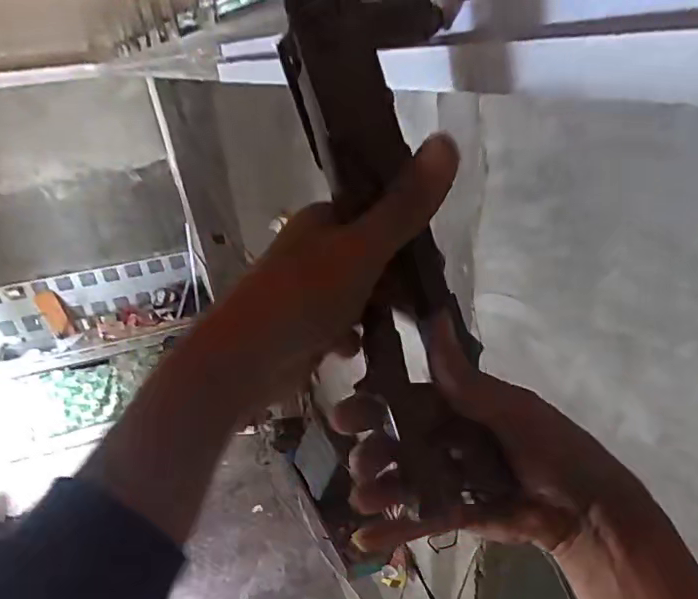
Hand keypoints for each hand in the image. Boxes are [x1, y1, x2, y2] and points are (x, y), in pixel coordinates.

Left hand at [182, 133, 460, 417]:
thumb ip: (405, 207)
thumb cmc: (304, 297)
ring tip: (404, 331)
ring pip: (359, 298)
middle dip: (396, 281)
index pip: (377, 215)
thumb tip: (449, 141)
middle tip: (425, 306)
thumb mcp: (363, 249)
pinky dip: (353, 340)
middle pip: (371, 259)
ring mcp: (308, 294)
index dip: (408, 235)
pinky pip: (341, 331)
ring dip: (378, 313)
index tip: (434, 264)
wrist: (249, 359)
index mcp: (324, 220)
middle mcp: (314, 251)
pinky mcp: (304, 332)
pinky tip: (361, 350)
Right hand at [332, 314, 646, 556]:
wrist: (584, 508)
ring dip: (379, 491)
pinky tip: (364, 539)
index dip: (374, 405)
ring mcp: (448, 480)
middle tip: (360, 463)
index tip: (348, 414)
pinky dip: (395, 529)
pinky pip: (420, 519)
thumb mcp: (512, 411)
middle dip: (372, 452)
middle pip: (397, 443)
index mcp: (458, 408)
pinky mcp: (454, 514)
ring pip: (403, 482)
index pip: (405, 401)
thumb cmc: (554, 448)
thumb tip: (434, 318)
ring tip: (364, 500)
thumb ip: (466, 381)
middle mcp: (446, 441)